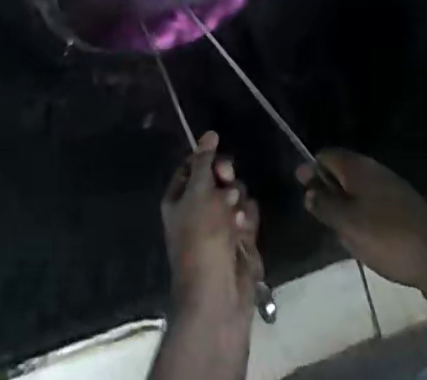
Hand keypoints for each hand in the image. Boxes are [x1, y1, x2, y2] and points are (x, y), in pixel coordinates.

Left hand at [161, 132, 262, 323]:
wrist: (217, 294)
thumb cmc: (201, 239)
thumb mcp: (199, 193)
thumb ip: (205, 161)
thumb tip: (209, 133)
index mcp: (179, 198)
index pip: (193, 166)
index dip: (207, 160)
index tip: (219, 162)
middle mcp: (198, 209)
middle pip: (219, 178)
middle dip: (228, 181)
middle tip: (228, 188)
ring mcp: (219, 225)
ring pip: (238, 194)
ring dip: (239, 204)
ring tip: (234, 222)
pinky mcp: (239, 238)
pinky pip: (248, 215)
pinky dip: (247, 222)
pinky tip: (243, 235)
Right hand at [298, 150, 426, 298]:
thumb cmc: (387, 237)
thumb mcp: (347, 224)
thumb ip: (324, 205)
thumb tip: (309, 191)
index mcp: (359, 168)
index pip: (327, 155)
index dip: (311, 169)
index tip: (301, 189)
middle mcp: (375, 170)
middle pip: (342, 170)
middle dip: (327, 187)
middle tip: (316, 211)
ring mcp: (391, 187)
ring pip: (358, 187)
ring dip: (343, 202)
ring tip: (335, 226)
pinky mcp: (403, 206)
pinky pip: (372, 201)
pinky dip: (361, 212)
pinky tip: (361, 234)